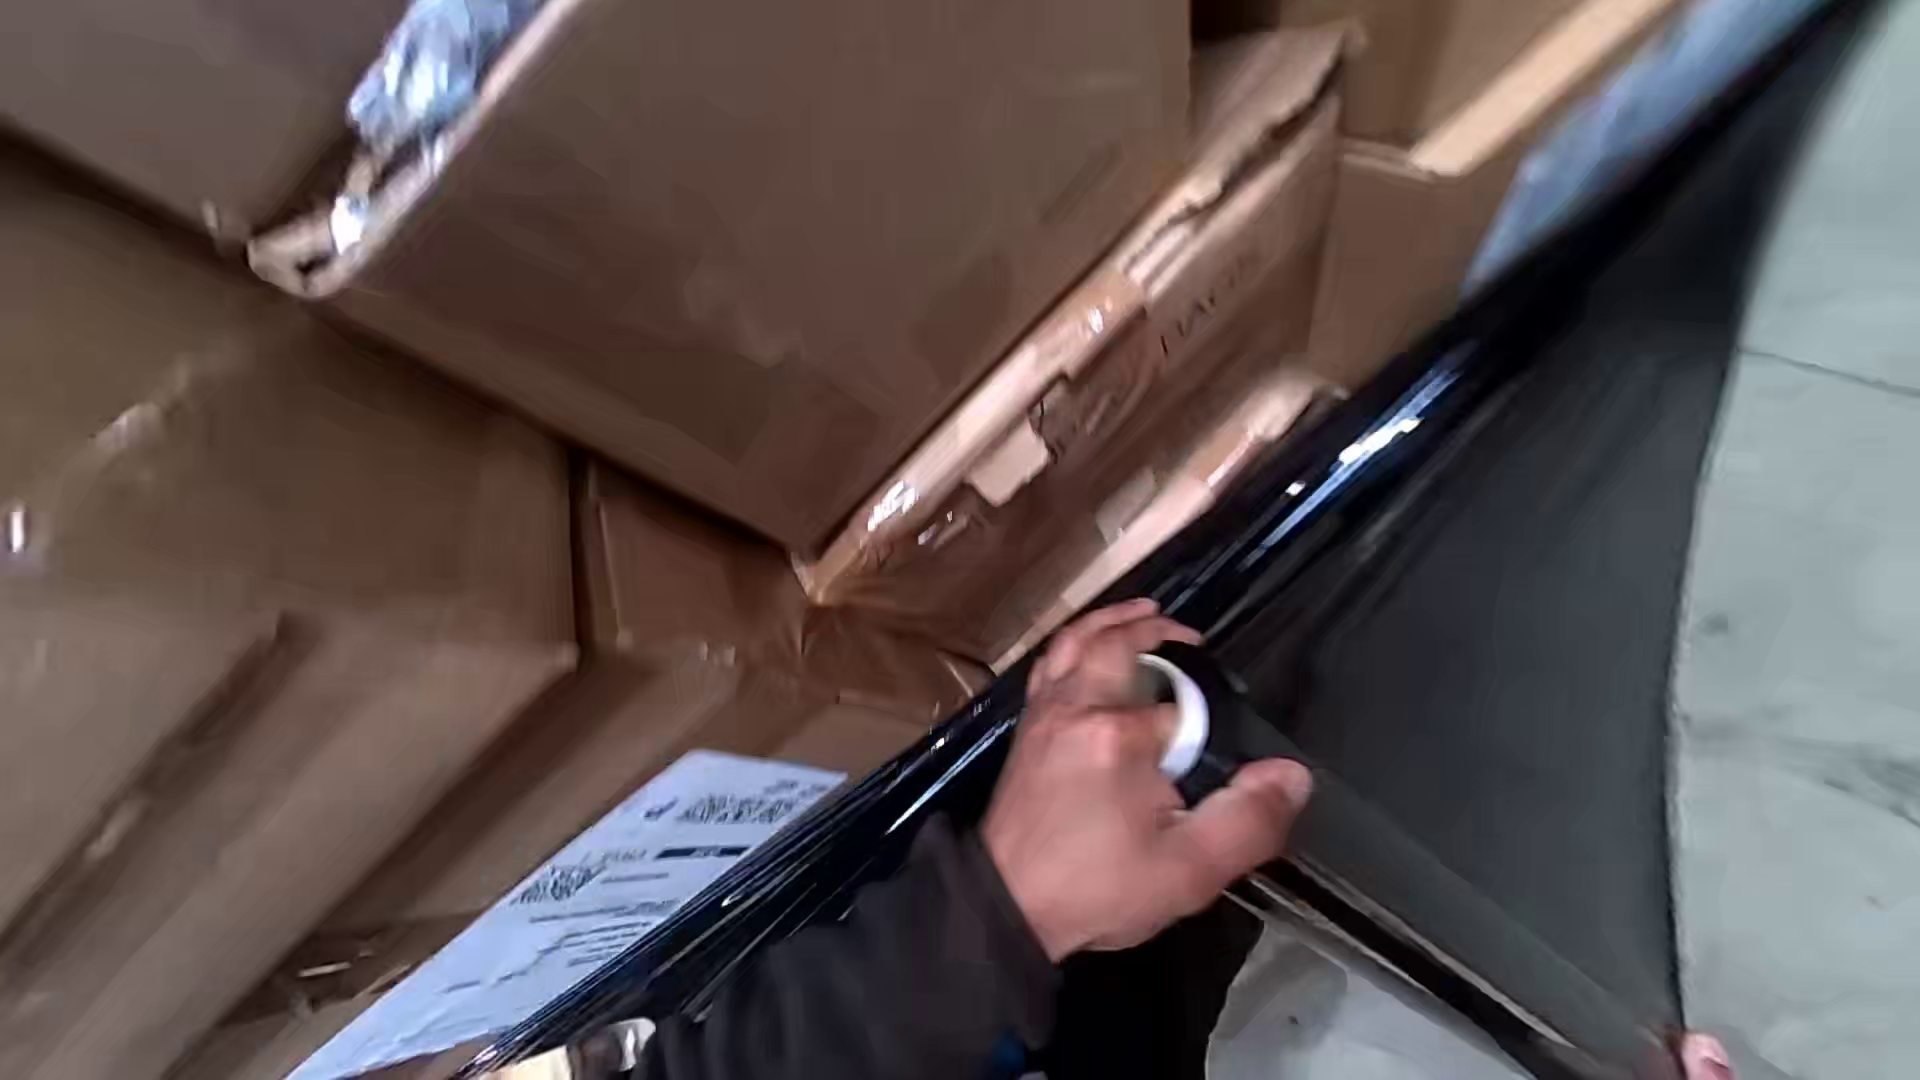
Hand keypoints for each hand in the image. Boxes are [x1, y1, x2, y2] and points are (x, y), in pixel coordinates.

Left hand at [982, 599, 1313, 961]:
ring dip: (1108, 621)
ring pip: (1074, 643)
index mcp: (1117, 734)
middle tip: (1184, 633)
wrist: (1011, 901)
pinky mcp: (1027, 723)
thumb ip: (1247, 819)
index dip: (1203, 716)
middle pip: (1115, 645)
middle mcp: (1076, 705)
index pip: (1177, 705)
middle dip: (1152, 629)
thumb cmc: (1098, 887)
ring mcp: (1045, 710)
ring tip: (1139, 612)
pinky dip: (1074, 642)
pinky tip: (1087, 647)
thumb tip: (1291, 773)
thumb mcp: (1187, 870)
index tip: (1219, 734)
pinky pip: (1050, 663)